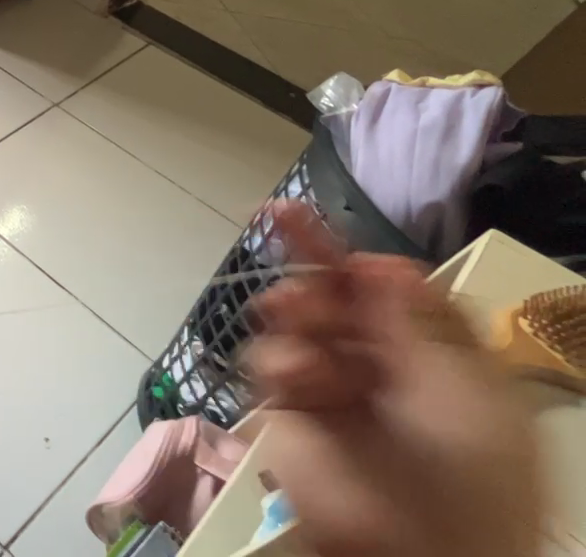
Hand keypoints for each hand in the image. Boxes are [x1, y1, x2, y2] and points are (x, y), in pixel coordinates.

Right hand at [246, 205, 543, 556]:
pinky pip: (270, 359)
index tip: (291, 215)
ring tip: (298, 326)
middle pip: (326, 294)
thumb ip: (423, 324)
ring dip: (293, 314)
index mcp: (430, 354)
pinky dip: (282, 361)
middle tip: (297, 271)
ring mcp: (328, 380)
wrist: (412, 546)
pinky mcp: (285, 402)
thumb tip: (381, 261)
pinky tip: (302, 377)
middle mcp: (376, 359)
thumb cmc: (465, 474)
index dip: (342, 251)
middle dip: (307, 277)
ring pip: (290, 319)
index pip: (380, 287)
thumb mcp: (468, 394)